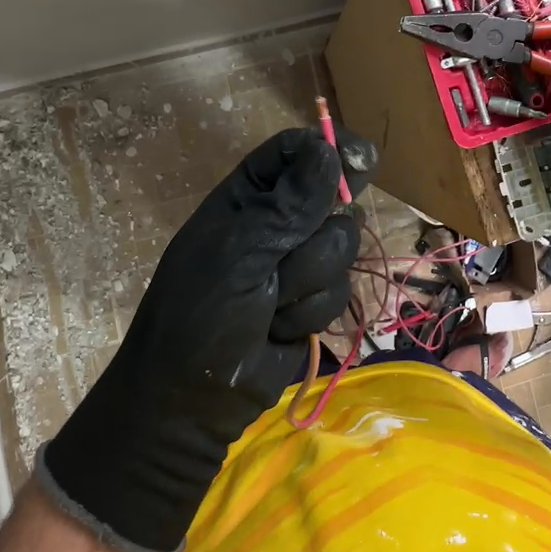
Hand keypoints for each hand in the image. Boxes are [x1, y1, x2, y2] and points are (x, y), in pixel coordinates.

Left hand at [34, 127, 373, 551]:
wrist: (189, 402)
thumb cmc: (199, 315)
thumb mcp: (239, 253)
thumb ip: (288, 205)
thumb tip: (330, 150)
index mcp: (248, 196)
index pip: (297, 152)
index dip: (330, 150)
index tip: (361, 161)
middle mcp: (278, 221)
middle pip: (333, 202)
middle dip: (313, 239)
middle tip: (283, 261)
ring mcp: (298, 263)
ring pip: (342, 250)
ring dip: (308, 284)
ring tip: (269, 307)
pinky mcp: (313, 301)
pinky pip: (341, 290)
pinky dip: (311, 313)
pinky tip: (280, 330)